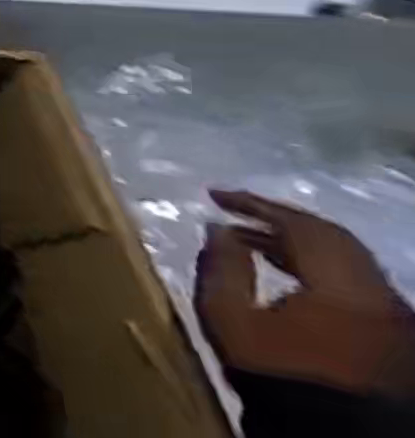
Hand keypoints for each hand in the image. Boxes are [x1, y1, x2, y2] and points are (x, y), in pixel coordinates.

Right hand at [196, 189, 414, 395]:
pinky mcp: (394, 334)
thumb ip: (222, 266)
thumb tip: (218, 229)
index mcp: (345, 290)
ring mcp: (396, 319)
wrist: (332, 430)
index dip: (259, 206)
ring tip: (250, 239)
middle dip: (283, 220)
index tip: (215, 196)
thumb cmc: (274, 368)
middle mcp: (383, 299)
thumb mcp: (227, 314)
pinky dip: (318, 265)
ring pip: (350, 262)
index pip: (306, 229)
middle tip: (235, 210)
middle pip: (337, 241)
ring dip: (299, 243)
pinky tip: (284, 268)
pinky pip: (358, 283)